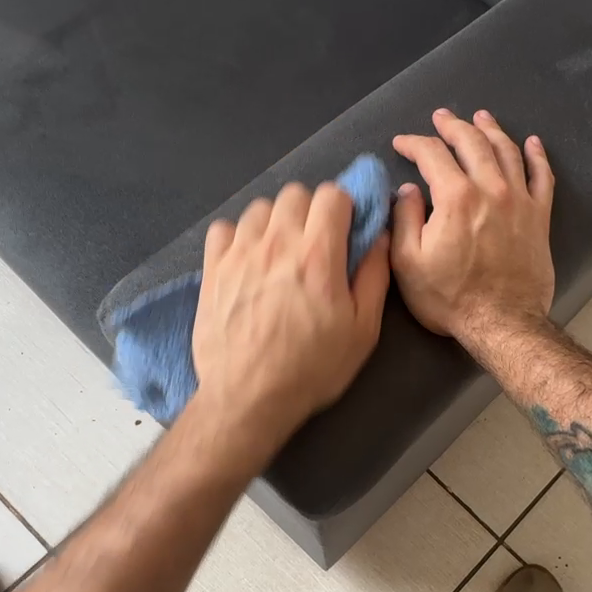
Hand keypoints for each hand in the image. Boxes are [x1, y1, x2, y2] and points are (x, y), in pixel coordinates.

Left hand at [193, 181, 389, 447]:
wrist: (249, 398)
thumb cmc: (313, 368)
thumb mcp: (363, 330)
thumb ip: (374, 276)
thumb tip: (380, 236)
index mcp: (318, 255)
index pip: (332, 194)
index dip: (345, 206)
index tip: (347, 229)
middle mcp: (276, 243)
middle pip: (295, 193)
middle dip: (312, 210)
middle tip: (317, 242)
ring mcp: (239, 253)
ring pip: (260, 207)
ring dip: (276, 221)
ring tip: (282, 252)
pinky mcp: (212, 269)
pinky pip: (225, 228)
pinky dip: (240, 236)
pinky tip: (249, 260)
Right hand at [390, 108, 555, 347]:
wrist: (502, 323)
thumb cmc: (450, 298)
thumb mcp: (408, 264)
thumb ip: (405, 219)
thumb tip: (409, 190)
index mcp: (455, 197)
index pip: (432, 154)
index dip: (413, 143)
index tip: (402, 143)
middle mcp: (490, 188)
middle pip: (472, 142)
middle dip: (453, 125)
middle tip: (441, 118)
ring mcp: (520, 201)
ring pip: (507, 151)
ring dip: (491, 130)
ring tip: (481, 117)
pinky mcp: (539, 217)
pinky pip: (542, 177)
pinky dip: (536, 156)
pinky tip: (532, 143)